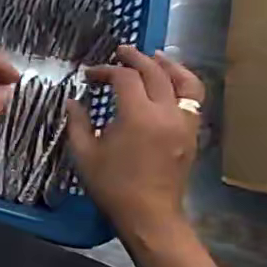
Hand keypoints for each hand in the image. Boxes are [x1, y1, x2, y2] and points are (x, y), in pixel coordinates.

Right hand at [65, 45, 204, 232]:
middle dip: (135, 58)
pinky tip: (169, 85)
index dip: (105, 71)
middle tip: (120, 52)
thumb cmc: (112, 185)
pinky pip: (193, 100)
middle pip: (155, 72)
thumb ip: (77, 122)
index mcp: (137, 115)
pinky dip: (182, 85)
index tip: (90, 76)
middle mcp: (165, 113)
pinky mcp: (192, 134)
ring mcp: (184, 123)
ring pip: (185, 82)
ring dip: (168, 65)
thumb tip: (73, 101)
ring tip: (155, 58)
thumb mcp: (84, 153)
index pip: (124, 77)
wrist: (149, 215)